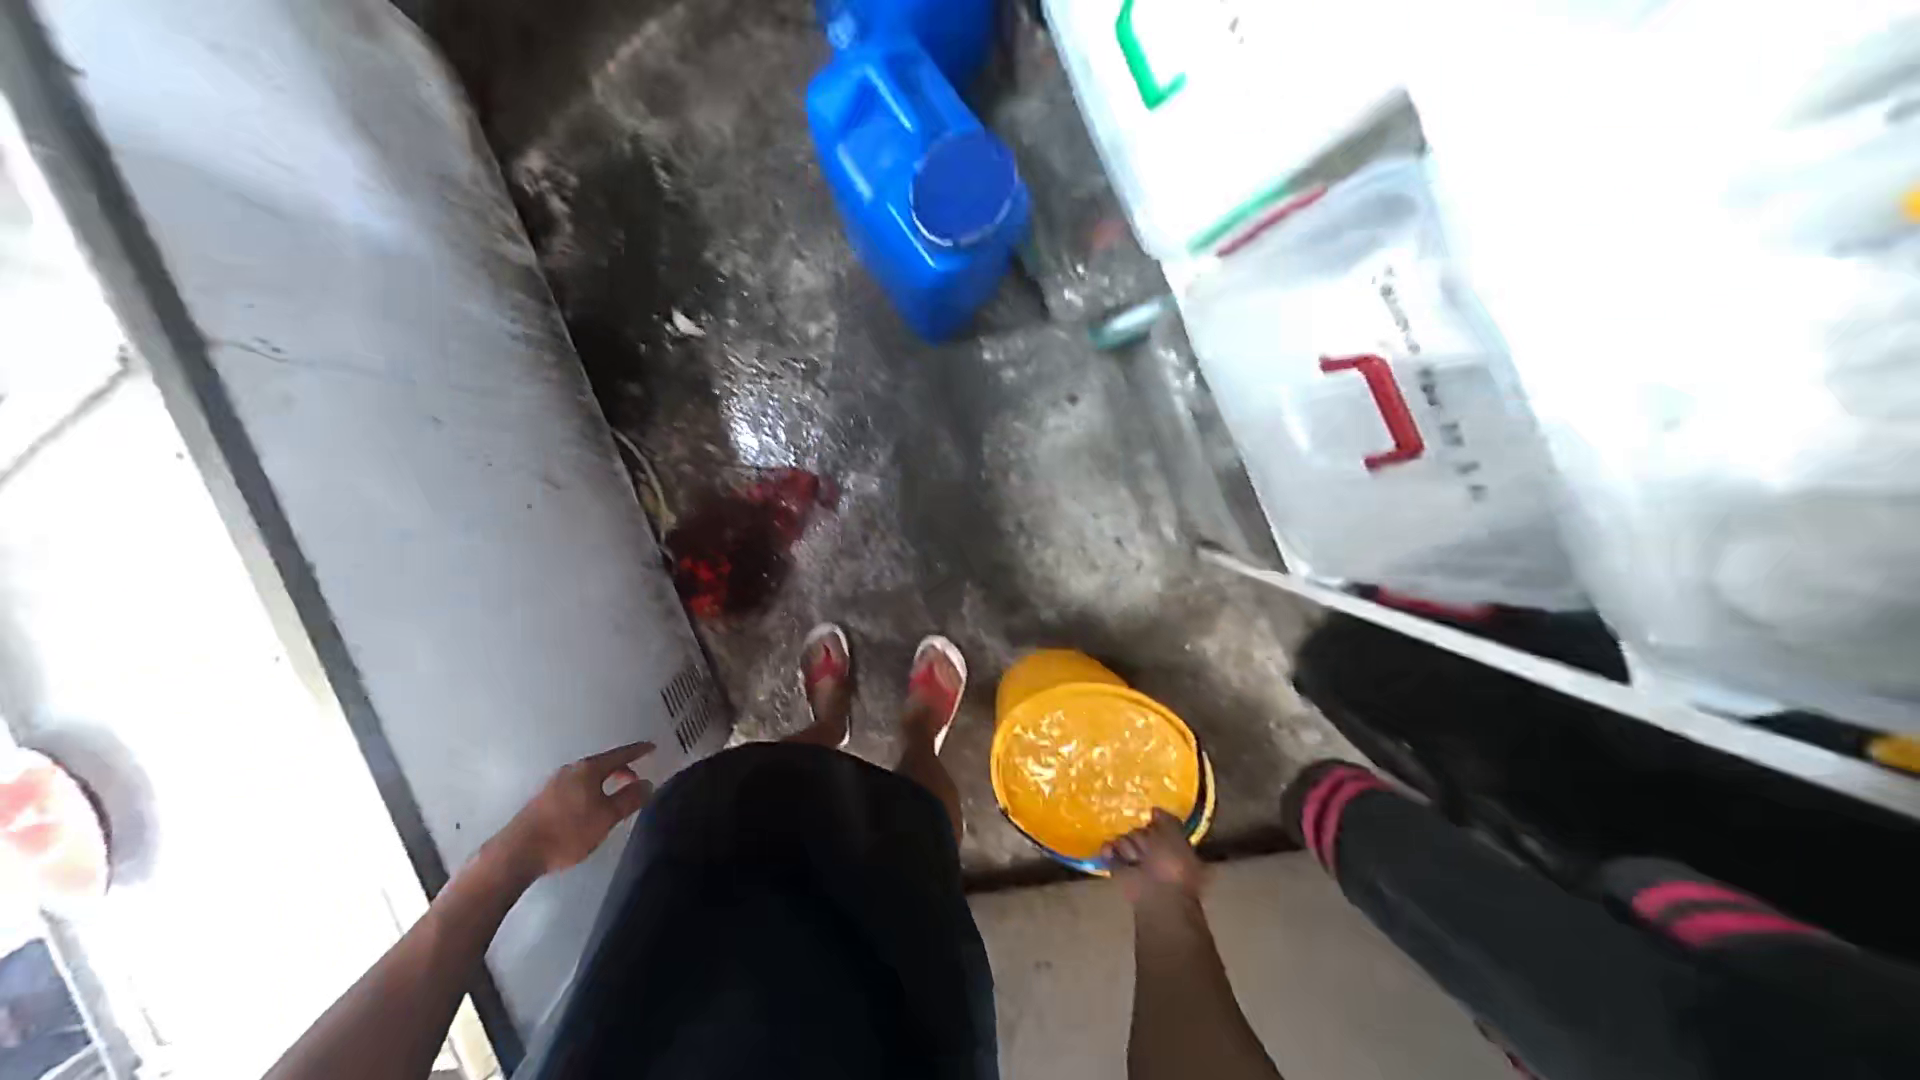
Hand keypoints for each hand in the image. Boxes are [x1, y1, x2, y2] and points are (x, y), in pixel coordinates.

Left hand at [487, 741, 654, 881]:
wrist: (516, 854)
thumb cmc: (567, 832)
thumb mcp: (606, 817)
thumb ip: (630, 799)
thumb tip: (647, 783)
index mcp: (588, 770)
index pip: (620, 754)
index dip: (637, 751)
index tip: (651, 747)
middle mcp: (570, 771)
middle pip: (601, 764)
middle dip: (620, 769)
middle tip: (634, 779)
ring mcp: (552, 785)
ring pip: (586, 777)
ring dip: (603, 782)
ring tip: (613, 797)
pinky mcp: (541, 800)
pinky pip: (574, 787)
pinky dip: (589, 791)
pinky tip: (588, 808)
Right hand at [1102, 809, 1206, 906]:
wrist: (1157, 895)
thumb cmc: (1172, 865)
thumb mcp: (1176, 837)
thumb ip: (1167, 820)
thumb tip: (1154, 809)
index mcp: (1171, 847)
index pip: (1156, 825)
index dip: (1152, 822)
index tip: (1148, 816)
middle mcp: (1153, 854)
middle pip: (1138, 831)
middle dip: (1139, 836)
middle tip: (1145, 848)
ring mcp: (1135, 862)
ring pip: (1123, 840)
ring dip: (1127, 846)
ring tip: (1134, 858)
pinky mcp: (1118, 869)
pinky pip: (1108, 851)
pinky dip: (1108, 850)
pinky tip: (1110, 850)